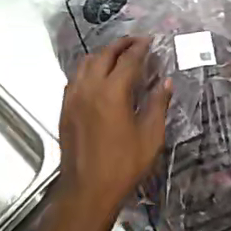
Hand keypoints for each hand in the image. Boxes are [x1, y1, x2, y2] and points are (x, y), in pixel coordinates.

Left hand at [52, 36, 168, 230]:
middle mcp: (89, 87)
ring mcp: (73, 96)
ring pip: (85, 63)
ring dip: (103, 54)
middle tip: (136, 42)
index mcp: (112, 92)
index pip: (128, 60)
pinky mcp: (65, 107)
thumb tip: (165, 82)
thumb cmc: (123, 165)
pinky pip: (75, 77)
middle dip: (121, 45)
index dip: (140, 48)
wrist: (87, 189)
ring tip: (118, 56)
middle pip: (104, 55)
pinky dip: (89, 68)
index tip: (150, 41)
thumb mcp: (150, 136)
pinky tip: (99, 76)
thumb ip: (158, 104)